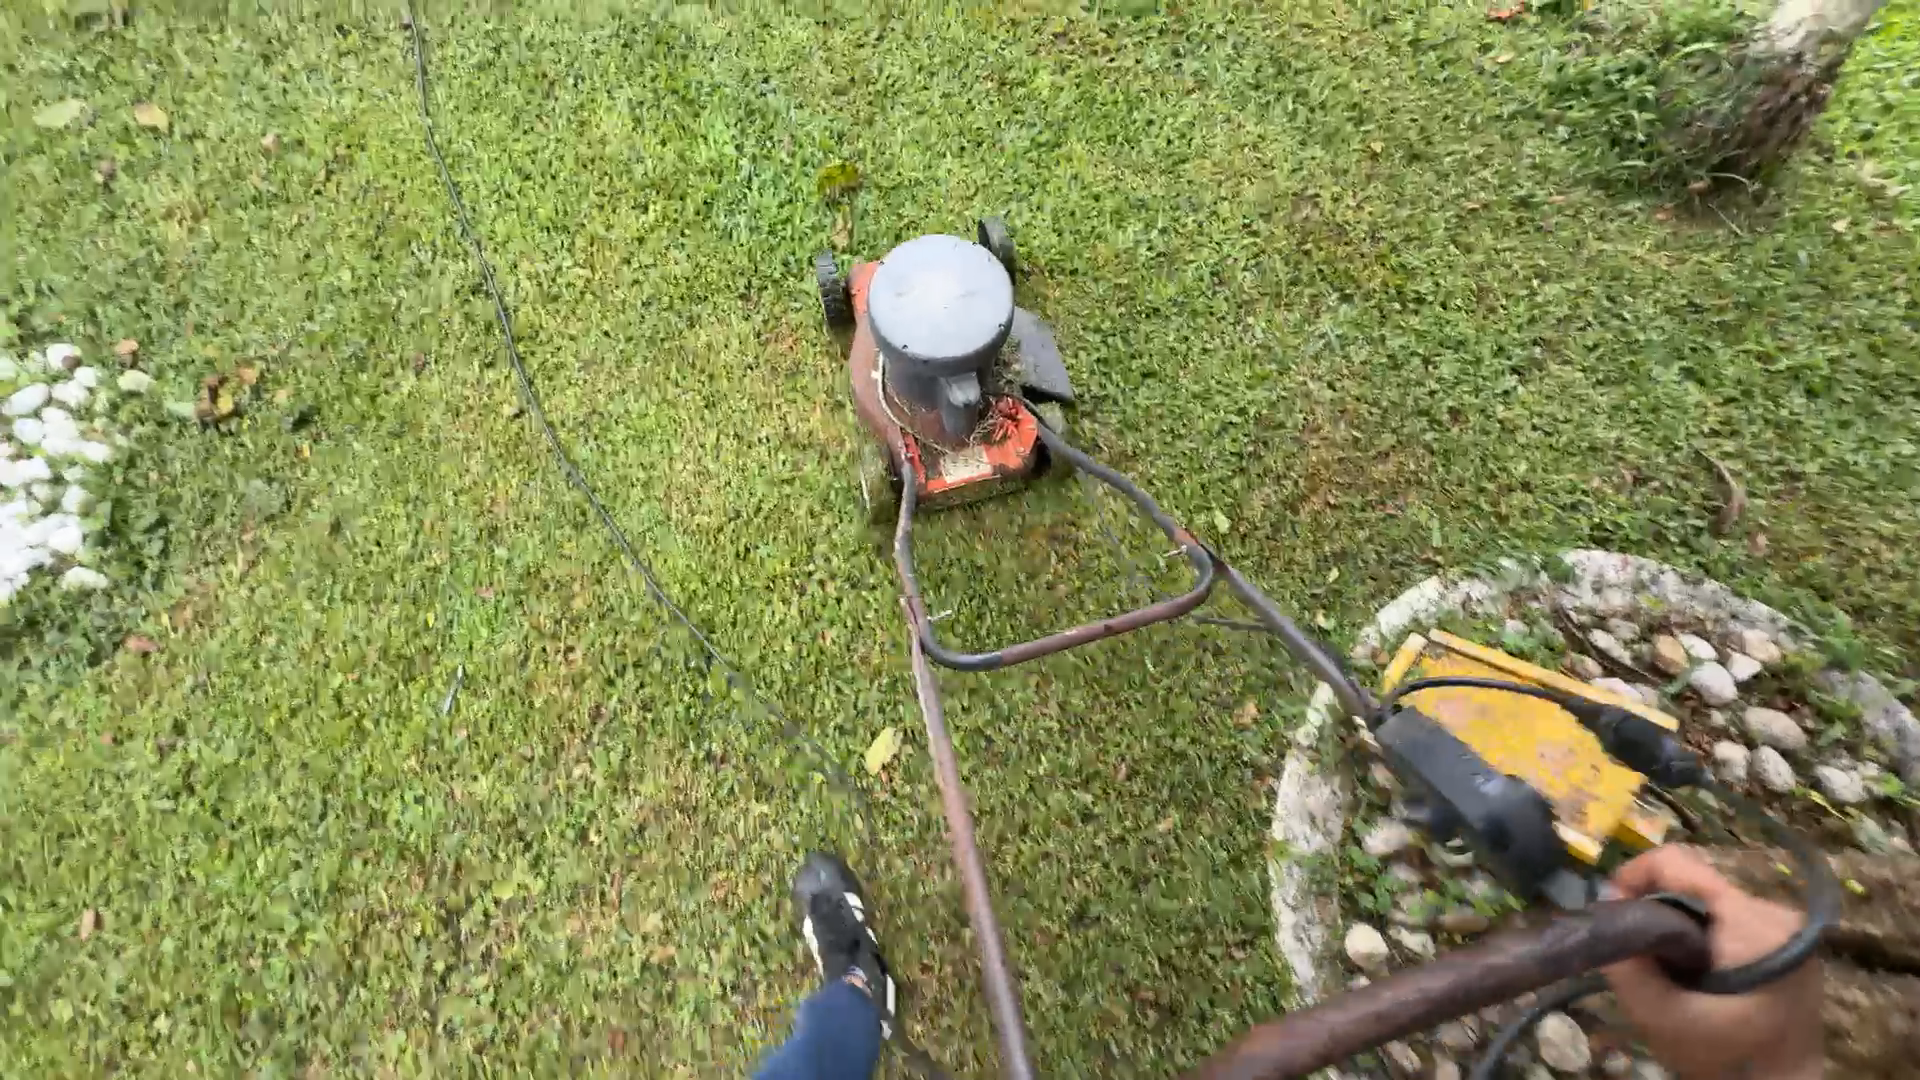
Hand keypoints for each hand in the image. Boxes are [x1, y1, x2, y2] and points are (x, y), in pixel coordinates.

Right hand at [1603, 845, 1822, 1079]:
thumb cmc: (1723, 1056)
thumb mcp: (1655, 1010)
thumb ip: (1620, 955)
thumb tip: (1601, 903)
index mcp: (1755, 927)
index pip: (1676, 863)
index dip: (1632, 876)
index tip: (1613, 908)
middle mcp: (1778, 917)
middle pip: (1688, 878)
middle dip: (1651, 901)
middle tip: (1633, 938)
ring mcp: (1787, 929)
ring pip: (1700, 891)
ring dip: (1668, 913)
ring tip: (1657, 952)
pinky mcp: (1786, 941)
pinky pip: (1719, 908)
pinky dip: (1691, 923)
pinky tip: (1685, 958)